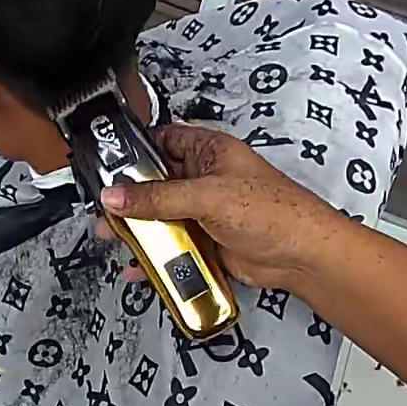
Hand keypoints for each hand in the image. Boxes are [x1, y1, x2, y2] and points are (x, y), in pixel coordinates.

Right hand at [97, 125, 362, 292]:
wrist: (301, 256)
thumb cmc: (273, 212)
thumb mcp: (207, 196)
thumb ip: (158, 197)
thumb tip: (117, 196)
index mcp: (209, 151)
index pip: (164, 140)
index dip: (136, 151)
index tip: (108, 165)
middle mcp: (205, 178)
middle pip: (156, 183)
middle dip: (130, 197)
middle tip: (106, 208)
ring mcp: (204, 212)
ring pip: (162, 217)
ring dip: (139, 229)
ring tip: (113, 237)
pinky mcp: (206, 241)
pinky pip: (173, 246)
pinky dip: (156, 256)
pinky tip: (139, 265)